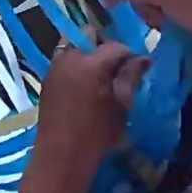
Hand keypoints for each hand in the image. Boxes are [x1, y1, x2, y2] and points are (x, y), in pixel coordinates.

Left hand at [24, 41, 143, 192]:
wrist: (61, 156)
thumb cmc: (96, 134)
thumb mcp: (120, 106)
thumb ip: (130, 77)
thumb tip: (144, 58)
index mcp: (90, 64)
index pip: (116, 46)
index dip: (130, 54)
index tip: (137, 67)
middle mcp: (69, 58)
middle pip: (89, 36)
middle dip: (105, 45)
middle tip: (117, 66)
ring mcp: (54, 66)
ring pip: (73, 44)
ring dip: (88, 52)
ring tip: (100, 74)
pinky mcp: (47, 78)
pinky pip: (63, 59)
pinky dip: (76, 62)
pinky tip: (85, 82)